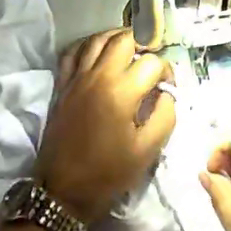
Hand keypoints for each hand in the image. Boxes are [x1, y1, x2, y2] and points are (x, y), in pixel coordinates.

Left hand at [37, 30, 174, 223]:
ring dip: (118, 39)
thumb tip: (168, 92)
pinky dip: (89, 46)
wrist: (63, 191)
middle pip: (124, 40)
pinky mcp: (62, 86)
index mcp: (121, 92)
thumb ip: (166, 114)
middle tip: (152, 61)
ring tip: (131, 50)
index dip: (167, 72)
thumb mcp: (149, 149)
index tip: (168, 88)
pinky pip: (73, 52)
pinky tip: (100, 53)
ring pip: (97, 39)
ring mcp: (76, 79)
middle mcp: (98, 77)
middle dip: (144, 44)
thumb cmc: (108, 172)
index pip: (152, 63)